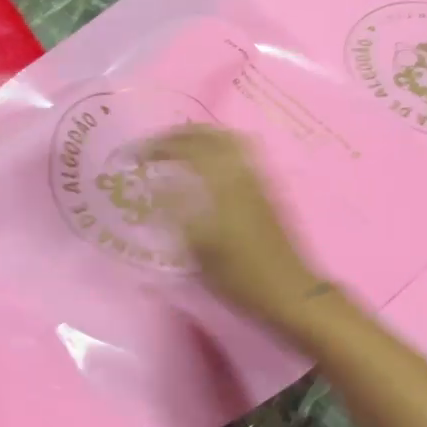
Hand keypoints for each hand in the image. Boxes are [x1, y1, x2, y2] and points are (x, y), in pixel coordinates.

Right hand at [142, 125, 324, 325]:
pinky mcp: (268, 188)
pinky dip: (219, 150)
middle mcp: (241, 172)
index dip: (158, 145)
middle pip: (210, 135)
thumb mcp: (198, 249)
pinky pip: (241, 154)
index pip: (186, 147)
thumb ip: (176, 211)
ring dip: (201, 139)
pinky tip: (208, 169)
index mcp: (221, 184)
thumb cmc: (239, 277)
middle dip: (179, 136)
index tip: (137, 155)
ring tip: (180, 151)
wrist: (289, 291)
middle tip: (158, 147)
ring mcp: (258, 177)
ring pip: (228, 140)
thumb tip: (157, 185)